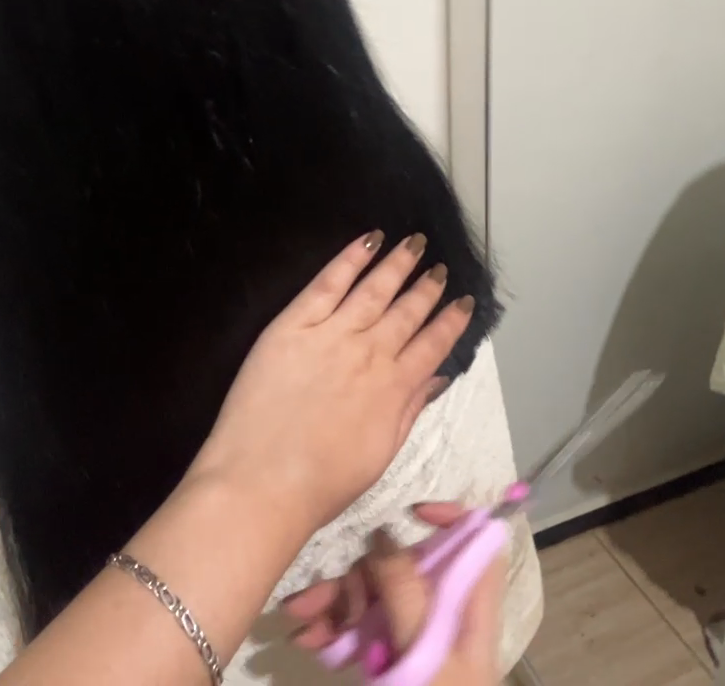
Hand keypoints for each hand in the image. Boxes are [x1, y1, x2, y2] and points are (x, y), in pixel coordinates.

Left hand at [182, 232, 473, 538]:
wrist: (261, 483)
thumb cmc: (321, 483)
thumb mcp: (381, 454)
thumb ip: (410, 410)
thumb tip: (437, 378)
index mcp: (393, 389)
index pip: (432, 346)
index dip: (450, 322)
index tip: (463, 302)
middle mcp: (370, 354)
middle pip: (405, 312)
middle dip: (427, 288)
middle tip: (440, 267)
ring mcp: (332, 335)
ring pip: (373, 290)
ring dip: (397, 265)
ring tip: (413, 244)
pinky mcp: (294, 325)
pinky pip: (327, 283)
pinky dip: (350, 259)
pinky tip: (368, 240)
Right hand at [283, 503, 506, 685]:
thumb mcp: (424, 658)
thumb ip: (407, 595)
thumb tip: (386, 535)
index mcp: (468, 609)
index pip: (476, 545)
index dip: (452, 519)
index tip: (412, 513)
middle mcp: (443, 614)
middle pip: (407, 566)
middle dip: (361, 574)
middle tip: (325, 598)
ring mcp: (416, 635)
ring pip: (376, 594)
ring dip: (336, 601)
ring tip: (299, 617)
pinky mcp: (392, 657)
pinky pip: (363, 627)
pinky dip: (335, 628)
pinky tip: (308, 637)